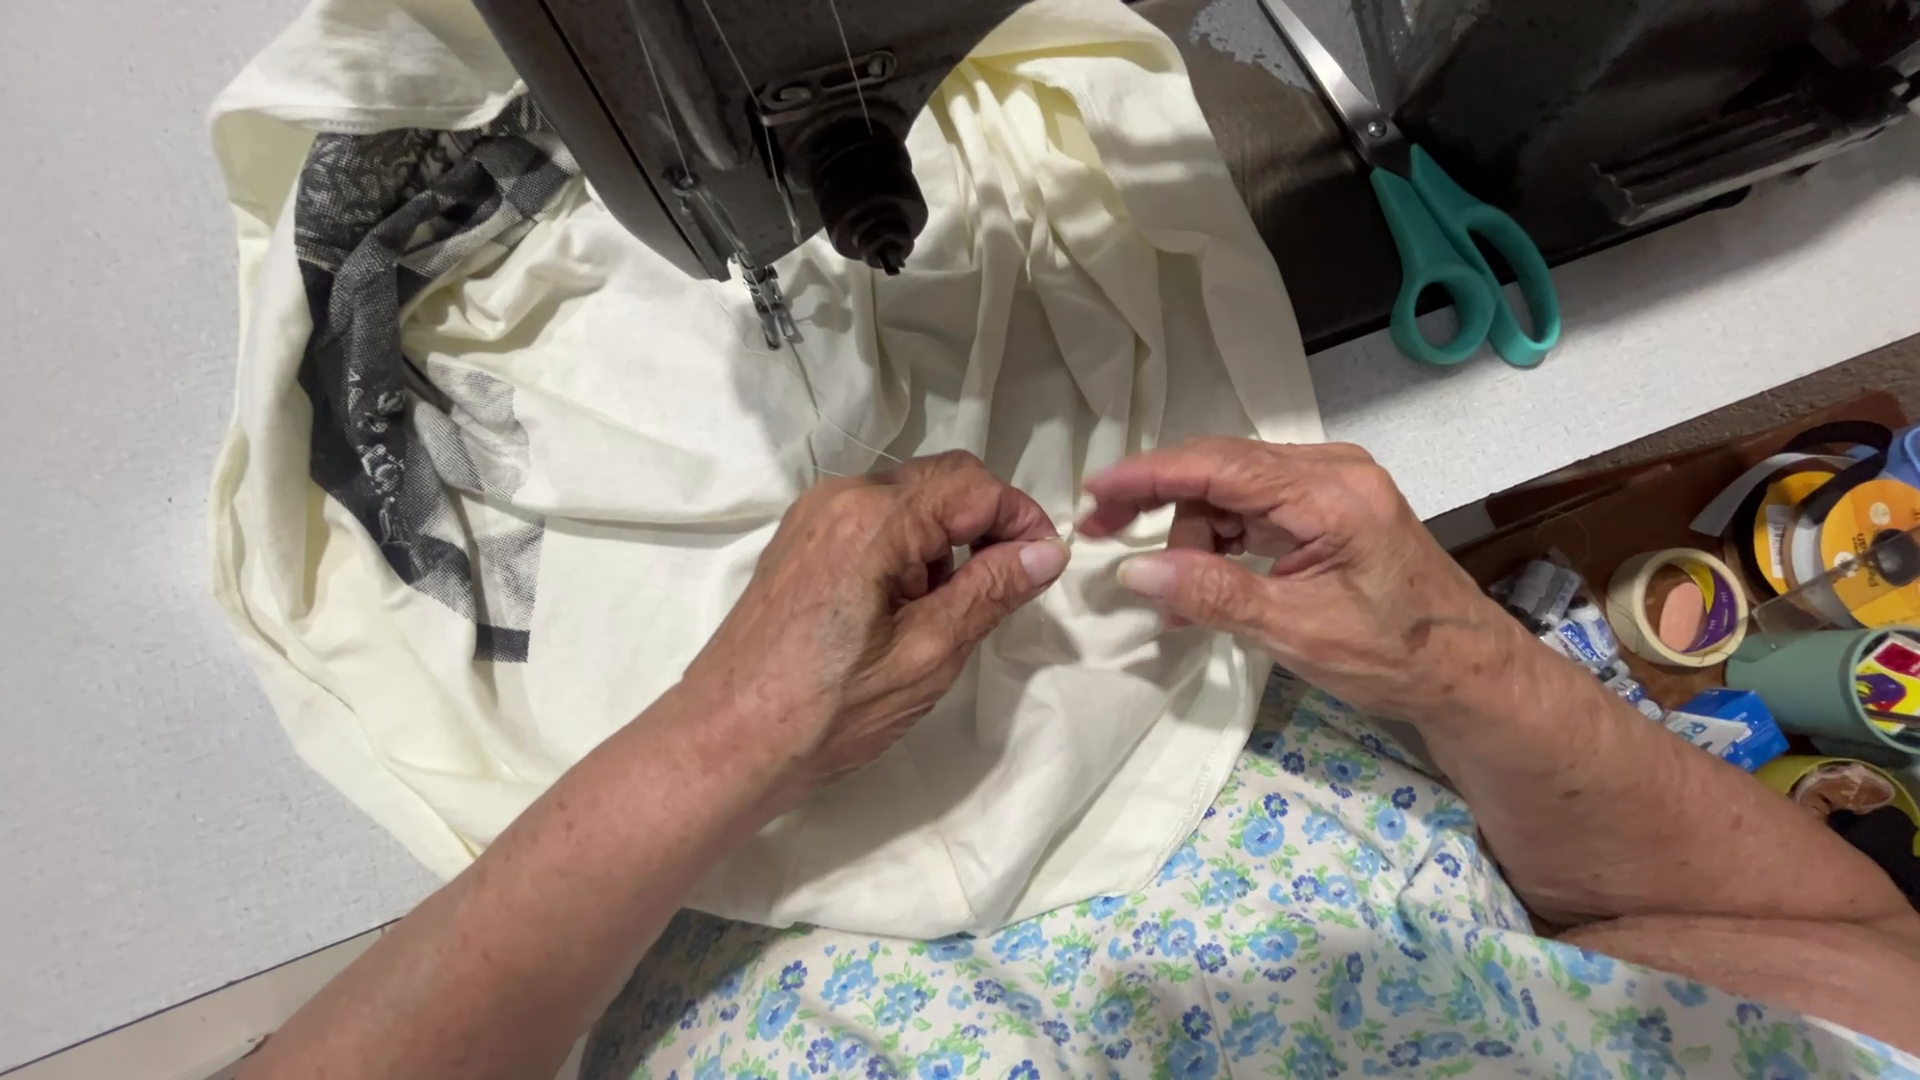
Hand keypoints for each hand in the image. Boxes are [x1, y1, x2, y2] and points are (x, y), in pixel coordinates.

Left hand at [681, 451, 1068, 807]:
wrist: (725, 743)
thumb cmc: (830, 709)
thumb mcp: (927, 654)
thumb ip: (991, 591)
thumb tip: (1049, 551)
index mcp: (872, 516)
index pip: (973, 485)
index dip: (1022, 518)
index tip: (1047, 566)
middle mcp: (839, 496)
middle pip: (941, 481)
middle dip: (986, 526)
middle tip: (1007, 586)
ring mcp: (813, 516)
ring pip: (910, 500)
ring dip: (946, 541)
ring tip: (946, 610)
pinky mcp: (801, 540)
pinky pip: (875, 521)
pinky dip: (909, 550)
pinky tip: (904, 606)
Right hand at [1077, 438, 1520, 720]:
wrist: (1467, 673)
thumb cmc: (1392, 655)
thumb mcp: (1295, 630)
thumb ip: (1211, 594)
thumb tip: (1133, 570)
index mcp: (1329, 492)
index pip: (1218, 467)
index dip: (1148, 475)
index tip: (1093, 490)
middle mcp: (1327, 471)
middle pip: (1216, 469)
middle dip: (1156, 500)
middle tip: (1101, 532)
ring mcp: (1326, 486)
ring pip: (1225, 492)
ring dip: (1189, 538)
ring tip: (1173, 597)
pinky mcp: (1322, 508)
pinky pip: (1248, 511)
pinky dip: (1215, 546)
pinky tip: (1197, 586)